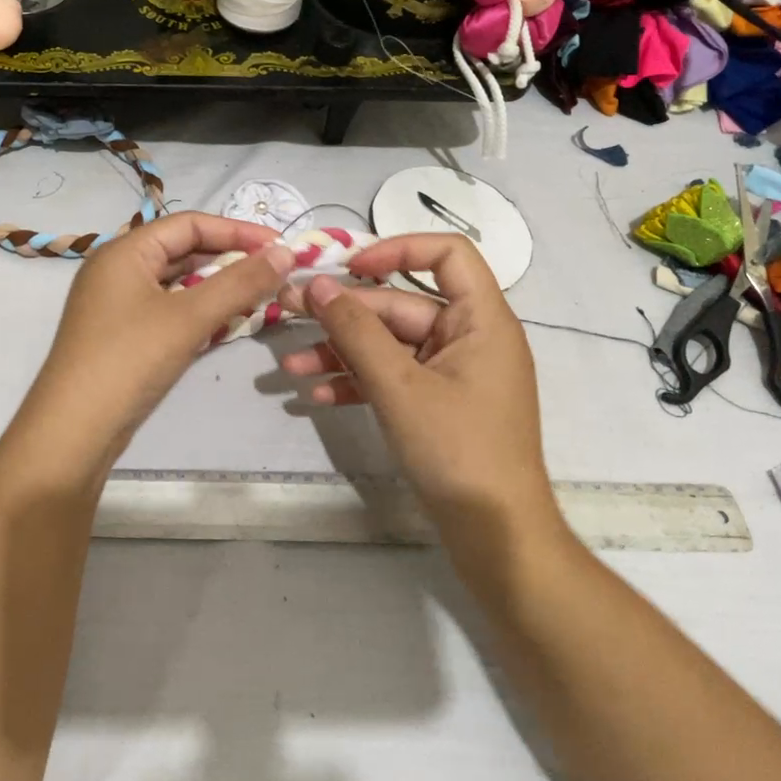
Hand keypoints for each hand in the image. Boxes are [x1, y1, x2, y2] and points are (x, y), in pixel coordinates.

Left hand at [22, 212, 295, 462]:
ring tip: (259, 297)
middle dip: (230, 259)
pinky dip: (197, 311)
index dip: (237, 231)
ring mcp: (116, 304)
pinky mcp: (120, 334)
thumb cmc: (129, 360)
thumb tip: (285, 252)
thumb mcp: (189, 318)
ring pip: (175, 282)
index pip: (189, 224)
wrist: (75, 428)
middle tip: (275, 273)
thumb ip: (240, 283)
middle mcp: (116, 269)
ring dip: (216, 287)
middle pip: (181, 250)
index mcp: (124, 251)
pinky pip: (166, 309)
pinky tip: (225, 323)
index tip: (281, 247)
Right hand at [277, 234, 558, 532]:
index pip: (447, 254)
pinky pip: (391, 378)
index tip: (348, 265)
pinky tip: (316, 396)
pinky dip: (356, 382)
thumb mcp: (399, 386)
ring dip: (340, 353)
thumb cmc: (457, 449)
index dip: (397, 248)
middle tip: (287, 313)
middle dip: (343, 314)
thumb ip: (356, 332)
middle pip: (400, 304)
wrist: (493, 532)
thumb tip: (318, 285)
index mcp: (481, 320)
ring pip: (388, 345)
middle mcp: (468, 338)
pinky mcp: (435, 404)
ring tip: (289, 368)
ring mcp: (451, 373)